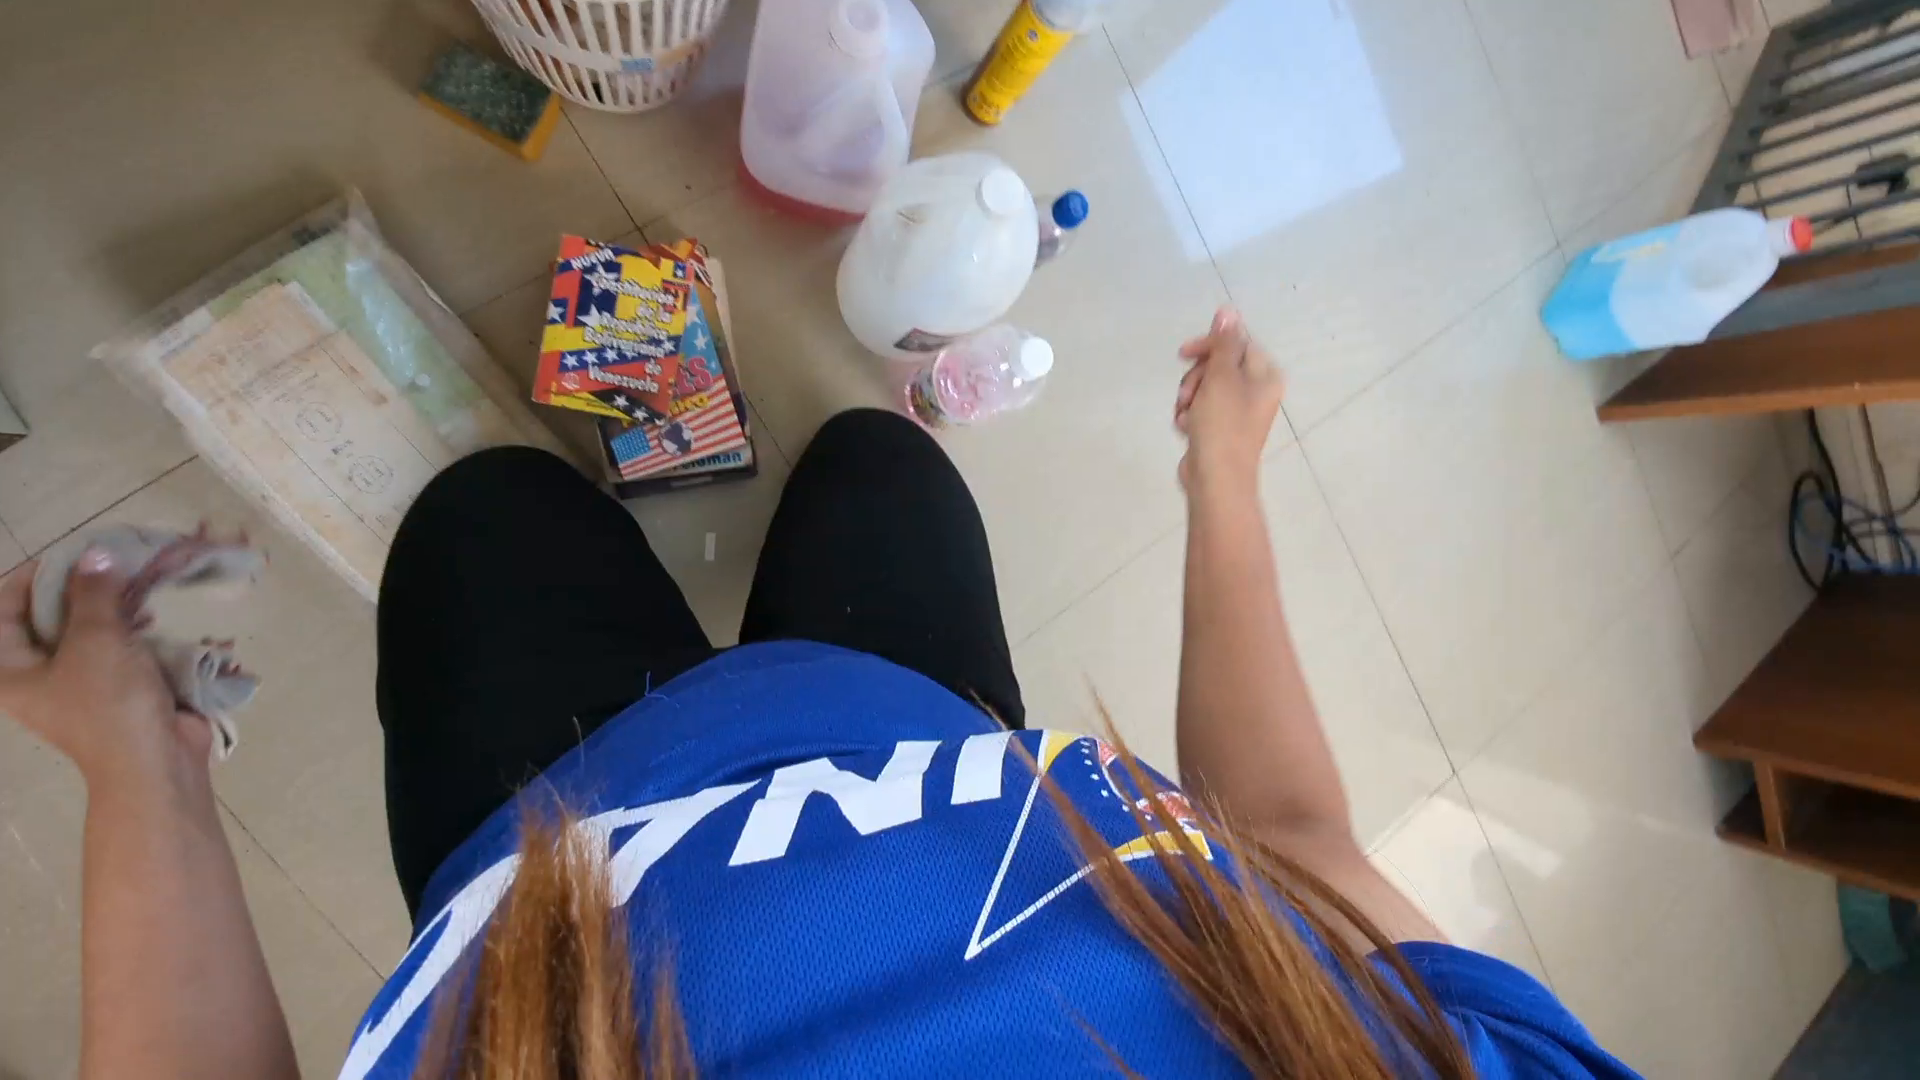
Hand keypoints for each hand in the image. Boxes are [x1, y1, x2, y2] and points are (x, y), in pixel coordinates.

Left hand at [0, 550, 211, 789]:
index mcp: (9, 668)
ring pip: (94, 632)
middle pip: (52, 618)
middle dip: (89, 591)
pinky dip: (146, 635)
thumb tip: (95, 554)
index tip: (78, 553)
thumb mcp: (98, 642)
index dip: (35, 576)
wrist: (154, 757)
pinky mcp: (122, 688)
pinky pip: (126, 651)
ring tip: (150, 593)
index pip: (3, 609)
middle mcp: (37, 673)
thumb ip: (94, 597)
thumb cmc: (109, 702)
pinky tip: (168, 626)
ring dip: (123, 611)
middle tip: (123, 567)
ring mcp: (82, 682)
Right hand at [1174, 306, 1284, 494]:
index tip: (1183, 353)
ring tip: (1185, 415)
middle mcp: (1256, 391)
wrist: (1216, 479)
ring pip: (1204, 388)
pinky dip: (1189, 416)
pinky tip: (1186, 428)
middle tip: (1187, 394)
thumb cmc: (1222, 426)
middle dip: (1195, 377)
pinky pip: (1200, 410)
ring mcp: (1238, 412)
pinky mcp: (1220, 430)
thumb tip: (1228, 310)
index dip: (1208, 345)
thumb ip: (1223, 343)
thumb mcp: (1221, 378)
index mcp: (1265, 375)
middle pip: (1218, 365)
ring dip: (1188, 397)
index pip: (1236, 343)